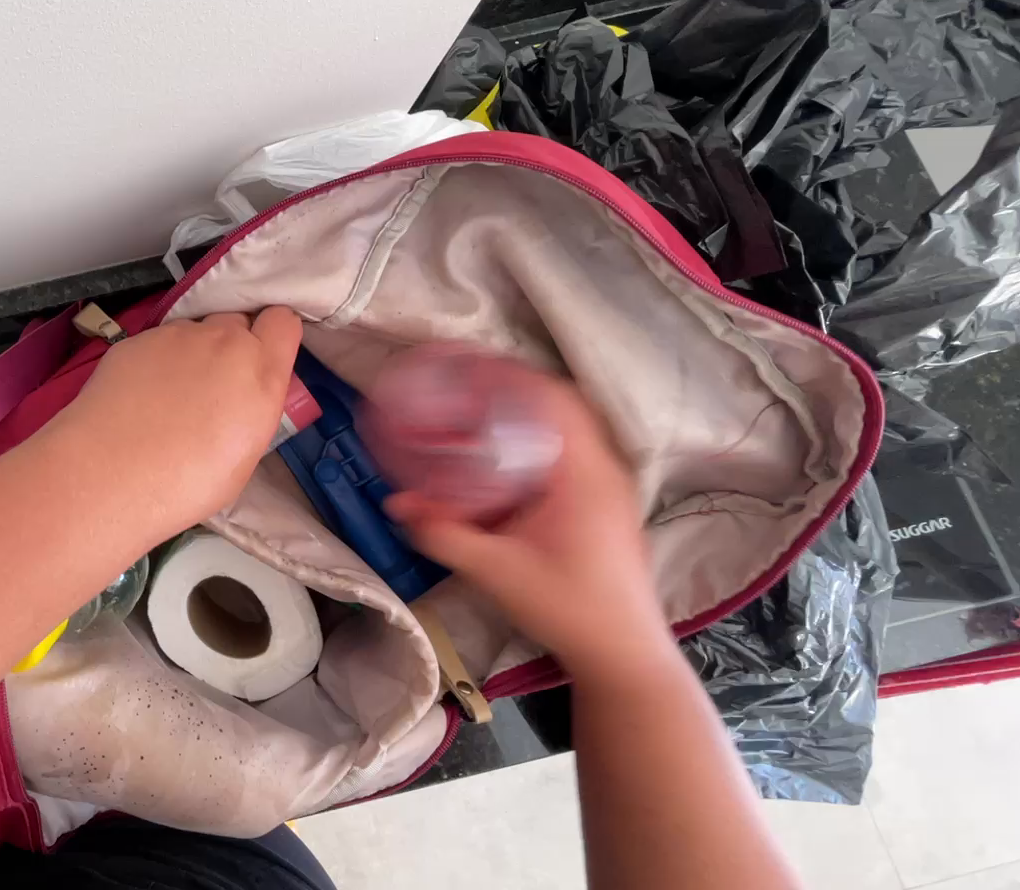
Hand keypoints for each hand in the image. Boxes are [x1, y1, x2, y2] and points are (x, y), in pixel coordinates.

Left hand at [33, 307, 304, 543]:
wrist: (111, 472)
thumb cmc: (187, 484)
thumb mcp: (243, 456)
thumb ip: (250, 410)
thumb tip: (238, 401)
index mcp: (260, 373)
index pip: (283, 321)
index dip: (272, 336)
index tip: (262, 358)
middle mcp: (223, 342)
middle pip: (237, 322)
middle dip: (230, 346)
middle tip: (211, 385)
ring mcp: (176, 336)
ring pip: (194, 331)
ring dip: (190, 353)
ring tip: (167, 395)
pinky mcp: (136, 339)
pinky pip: (156, 342)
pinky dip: (153, 361)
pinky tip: (136, 395)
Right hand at [385, 373, 663, 677]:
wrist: (624, 656)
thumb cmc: (567, 607)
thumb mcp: (495, 570)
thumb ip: (443, 534)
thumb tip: (395, 505)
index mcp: (583, 474)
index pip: (553, 399)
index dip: (510, 373)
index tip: (466, 363)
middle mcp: (601, 470)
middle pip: (560, 404)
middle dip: (511, 386)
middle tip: (464, 382)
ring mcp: (607, 487)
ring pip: (566, 427)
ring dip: (524, 411)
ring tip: (476, 408)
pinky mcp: (602, 504)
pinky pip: (566, 450)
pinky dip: (533, 437)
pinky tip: (499, 454)